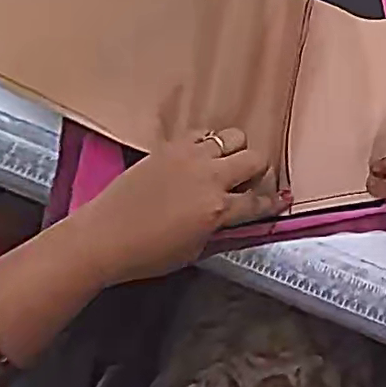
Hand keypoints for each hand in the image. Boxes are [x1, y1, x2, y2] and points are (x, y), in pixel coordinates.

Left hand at [65, 128, 284, 284]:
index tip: (282, 200)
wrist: (103, 236)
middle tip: (247, 183)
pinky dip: (208, 143)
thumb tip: (235, 219)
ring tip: (224, 164)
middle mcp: (210, 177)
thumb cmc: (148, 254)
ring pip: (234, 136)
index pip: (259, 202)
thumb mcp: (194, 251)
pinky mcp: (171, 145)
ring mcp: (191, 156)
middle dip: (258, 171)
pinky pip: (203, 133)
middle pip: (255, 158)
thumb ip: (221, 231)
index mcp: (218, 209)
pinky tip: (199, 157)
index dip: (274, 203)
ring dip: (235, 151)